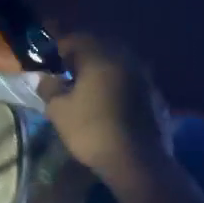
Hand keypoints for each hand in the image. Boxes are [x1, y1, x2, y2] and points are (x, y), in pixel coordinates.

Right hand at [41, 35, 174, 183]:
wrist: (138, 163)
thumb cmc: (92, 131)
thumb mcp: (58, 110)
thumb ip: (49, 88)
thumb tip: (46, 78)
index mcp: (101, 59)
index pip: (78, 39)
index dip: (61, 46)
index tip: (50, 59)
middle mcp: (127, 62)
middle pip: (102, 48)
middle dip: (84, 56)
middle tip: (68, 70)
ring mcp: (146, 79)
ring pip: (120, 65)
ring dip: (104, 71)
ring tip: (89, 87)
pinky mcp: (157, 98)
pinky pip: (133, 82)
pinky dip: (120, 86)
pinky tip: (111, 103)